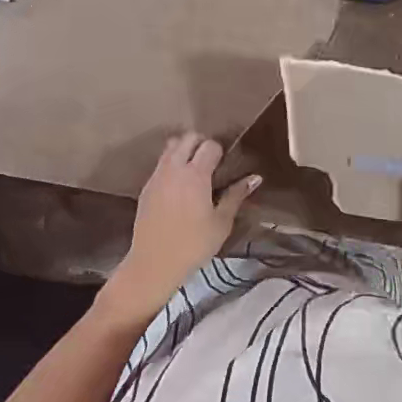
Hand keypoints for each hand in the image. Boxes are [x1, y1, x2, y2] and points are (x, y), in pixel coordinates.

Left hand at [99, 133, 260, 323]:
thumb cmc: (193, 245)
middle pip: (187, 138)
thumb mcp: (221, 223)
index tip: (226, 165)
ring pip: (170, 148)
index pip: (210, 145)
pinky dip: (171, 165)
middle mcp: (173, 169)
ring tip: (195, 170)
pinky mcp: (146, 188)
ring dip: (184, 150)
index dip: (221, 151)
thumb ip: (236, 196)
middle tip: (212, 163)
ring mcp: (156, 177)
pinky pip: (160, 165)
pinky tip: (179, 186)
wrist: (154, 262)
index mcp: (195, 175)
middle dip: (201, 143)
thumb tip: (255, 178)